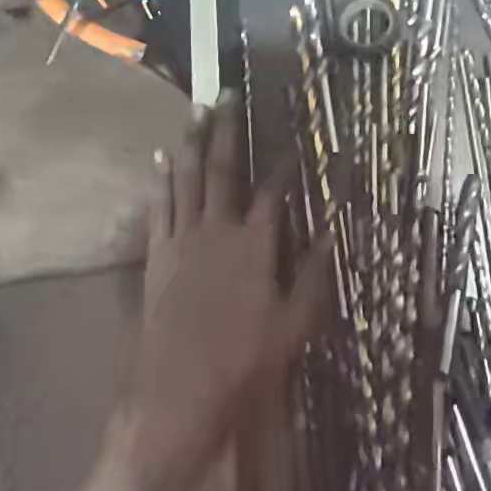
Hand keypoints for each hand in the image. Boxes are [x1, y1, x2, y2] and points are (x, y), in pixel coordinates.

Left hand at [124, 92, 331, 490]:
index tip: (294, 140)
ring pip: (187, 180)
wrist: (175, 394)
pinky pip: (159, 208)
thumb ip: (312, 273)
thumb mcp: (293, 323)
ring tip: (194, 112)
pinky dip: (160, 181)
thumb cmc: (243, 361)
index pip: (274, 192)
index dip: (285, 164)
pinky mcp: (157, 256)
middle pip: (223, 170)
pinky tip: (160, 160)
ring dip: (191, 144)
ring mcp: (182, 241)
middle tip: (224, 95)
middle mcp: (217, 231)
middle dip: (226, 131)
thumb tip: (333, 233)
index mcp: (254, 245)